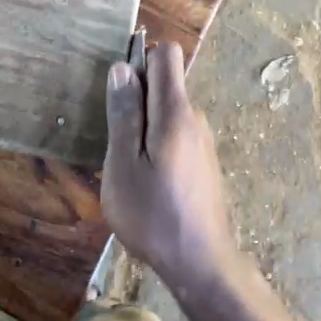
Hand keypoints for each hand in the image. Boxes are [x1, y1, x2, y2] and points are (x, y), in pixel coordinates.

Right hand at [101, 42, 236, 290]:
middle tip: (117, 140)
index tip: (121, 92)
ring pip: (168, 113)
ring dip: (144, 128)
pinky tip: (147, 182)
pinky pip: (175, 136)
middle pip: (165, 83)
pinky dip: (157, 147)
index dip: (140, 60)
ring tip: (128, 167)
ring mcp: (202, 142)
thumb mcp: (124, 164)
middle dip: (137, 99)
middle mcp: (194, 118)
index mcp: (175, 112)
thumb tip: (121, 67)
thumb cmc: (154, 215)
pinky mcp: (203, 163)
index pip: (166, 54)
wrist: (201, 265)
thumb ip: (124, 115)